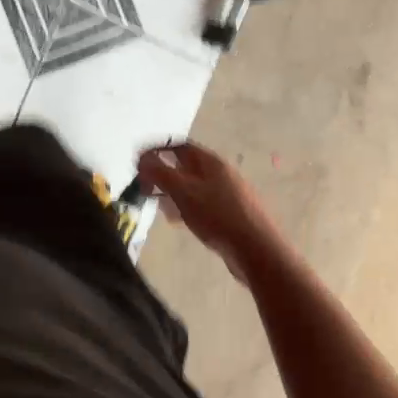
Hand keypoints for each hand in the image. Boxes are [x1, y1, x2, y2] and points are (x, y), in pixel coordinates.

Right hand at [138, 141, 283, 286]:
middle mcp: (221, 173)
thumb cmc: (217, 216)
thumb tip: (142, 158)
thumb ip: (159, 172)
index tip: (138, 163)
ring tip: (161, 208)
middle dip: (163, 175)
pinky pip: (202, 204)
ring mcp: (229, 194)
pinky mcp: (232, 215)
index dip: (156, 150)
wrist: (258, 252)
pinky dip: (186, 207)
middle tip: (146, 189)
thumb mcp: (182, 191)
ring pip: (193, 187)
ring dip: (173, 194)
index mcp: (210, 162)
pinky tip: (180, 222)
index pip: (178, 146)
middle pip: (185, 167)